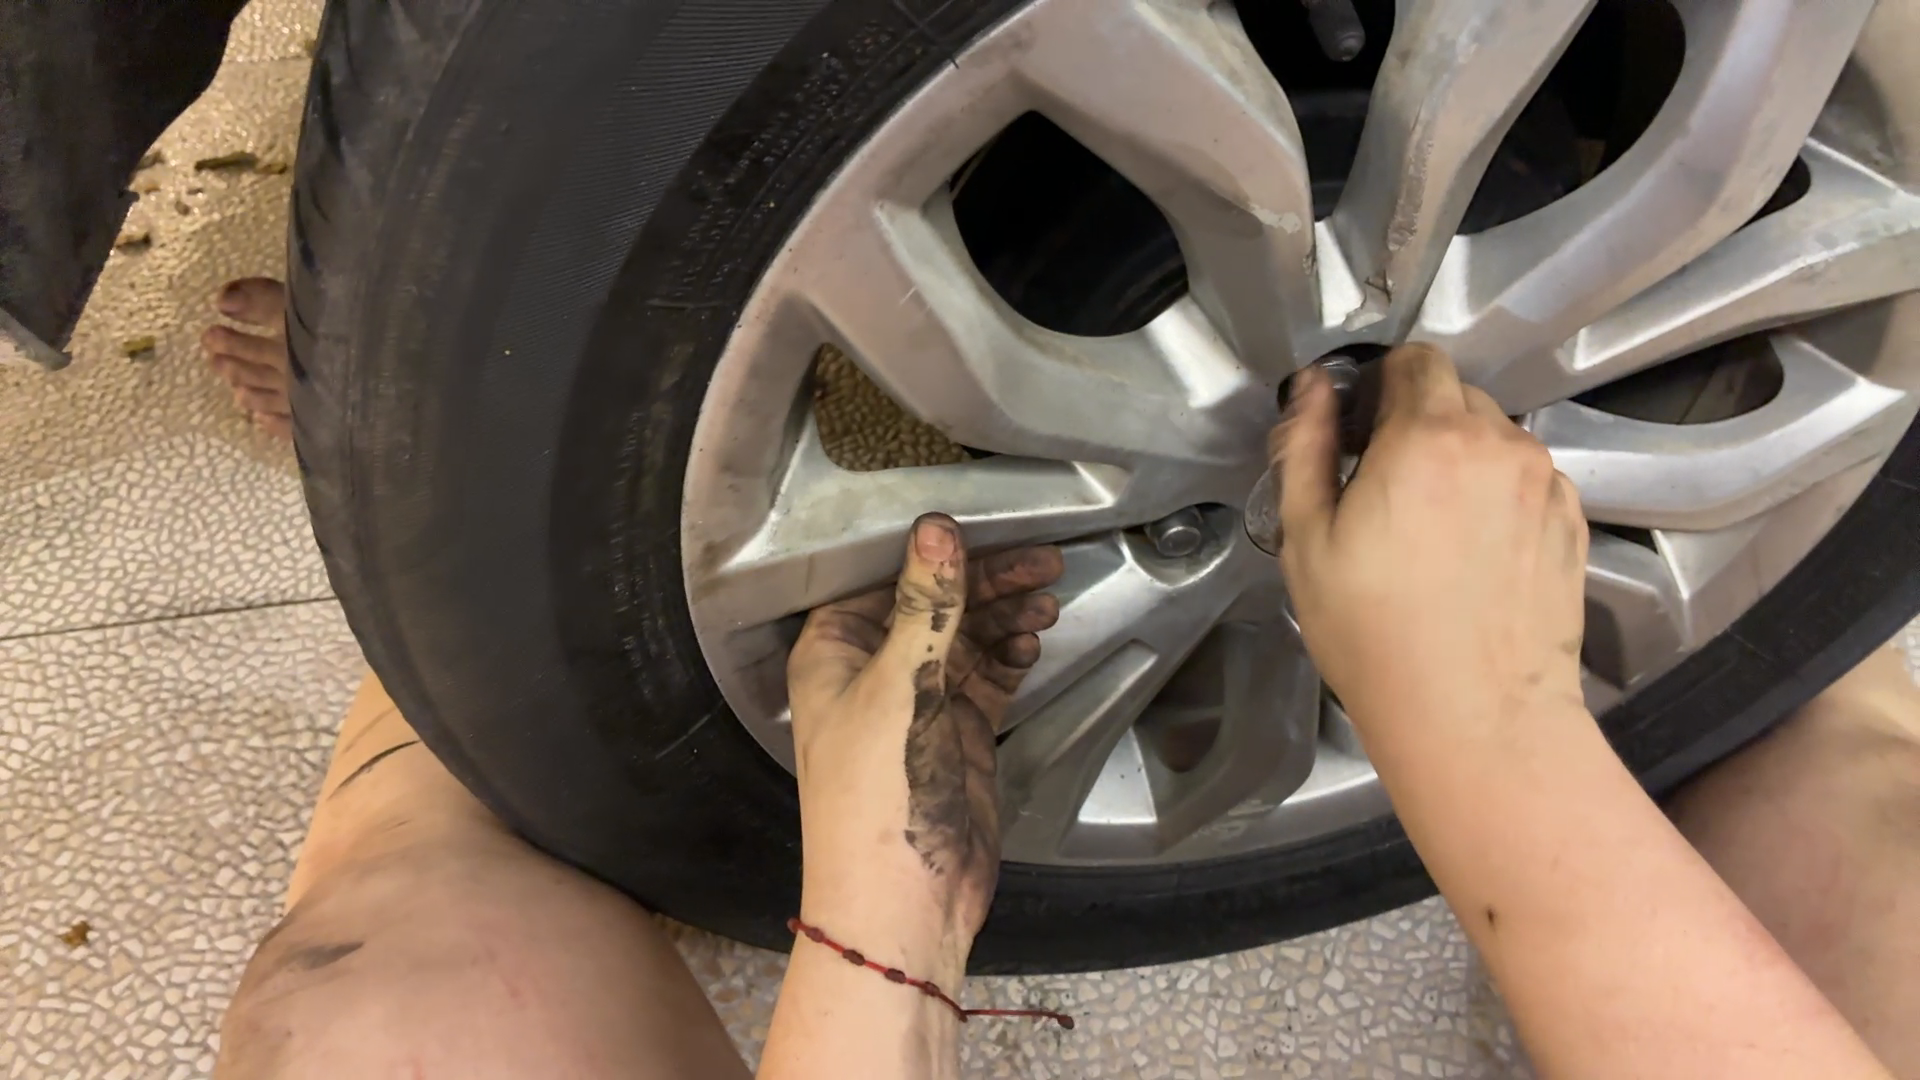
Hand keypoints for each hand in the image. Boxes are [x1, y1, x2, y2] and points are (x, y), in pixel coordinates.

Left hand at [786, 515, 1062, 966]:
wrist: (905, 901)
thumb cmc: (880, 789)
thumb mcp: (901, 684)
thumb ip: (926, 604)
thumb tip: (937, 526)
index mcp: (835, 650)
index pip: (887, 579)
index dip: (937, 553)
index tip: (991, 532)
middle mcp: (874, 669)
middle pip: (936, 605)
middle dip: (989, 584)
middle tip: (1045, 563)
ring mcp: (919, 700)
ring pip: (966, 639)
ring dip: (1005, 619)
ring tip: (1047, 603)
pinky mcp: (957, 729)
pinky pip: (987, 677)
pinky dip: (1010, 658)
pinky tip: (1031, 645)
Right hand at [1275, 344, 1588, 742]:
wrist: (1471, 711)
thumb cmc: (1372, 628)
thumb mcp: (1307, 536)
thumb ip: (1304, 448)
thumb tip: (1309, 391)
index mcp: (1428, 439)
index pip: (1415, 361)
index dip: (1378, 385)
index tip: (1357, 428)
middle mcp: (1499, 445)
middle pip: (1454, 394)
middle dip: (1413, 420)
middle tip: (1378, 482)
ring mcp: (1545, 484)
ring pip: (1492, 436)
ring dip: (1454, 457)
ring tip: (1422, 525)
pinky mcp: (1571, 522)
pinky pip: (1524, 478)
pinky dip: (1491, 491)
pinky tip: (1464, 549)